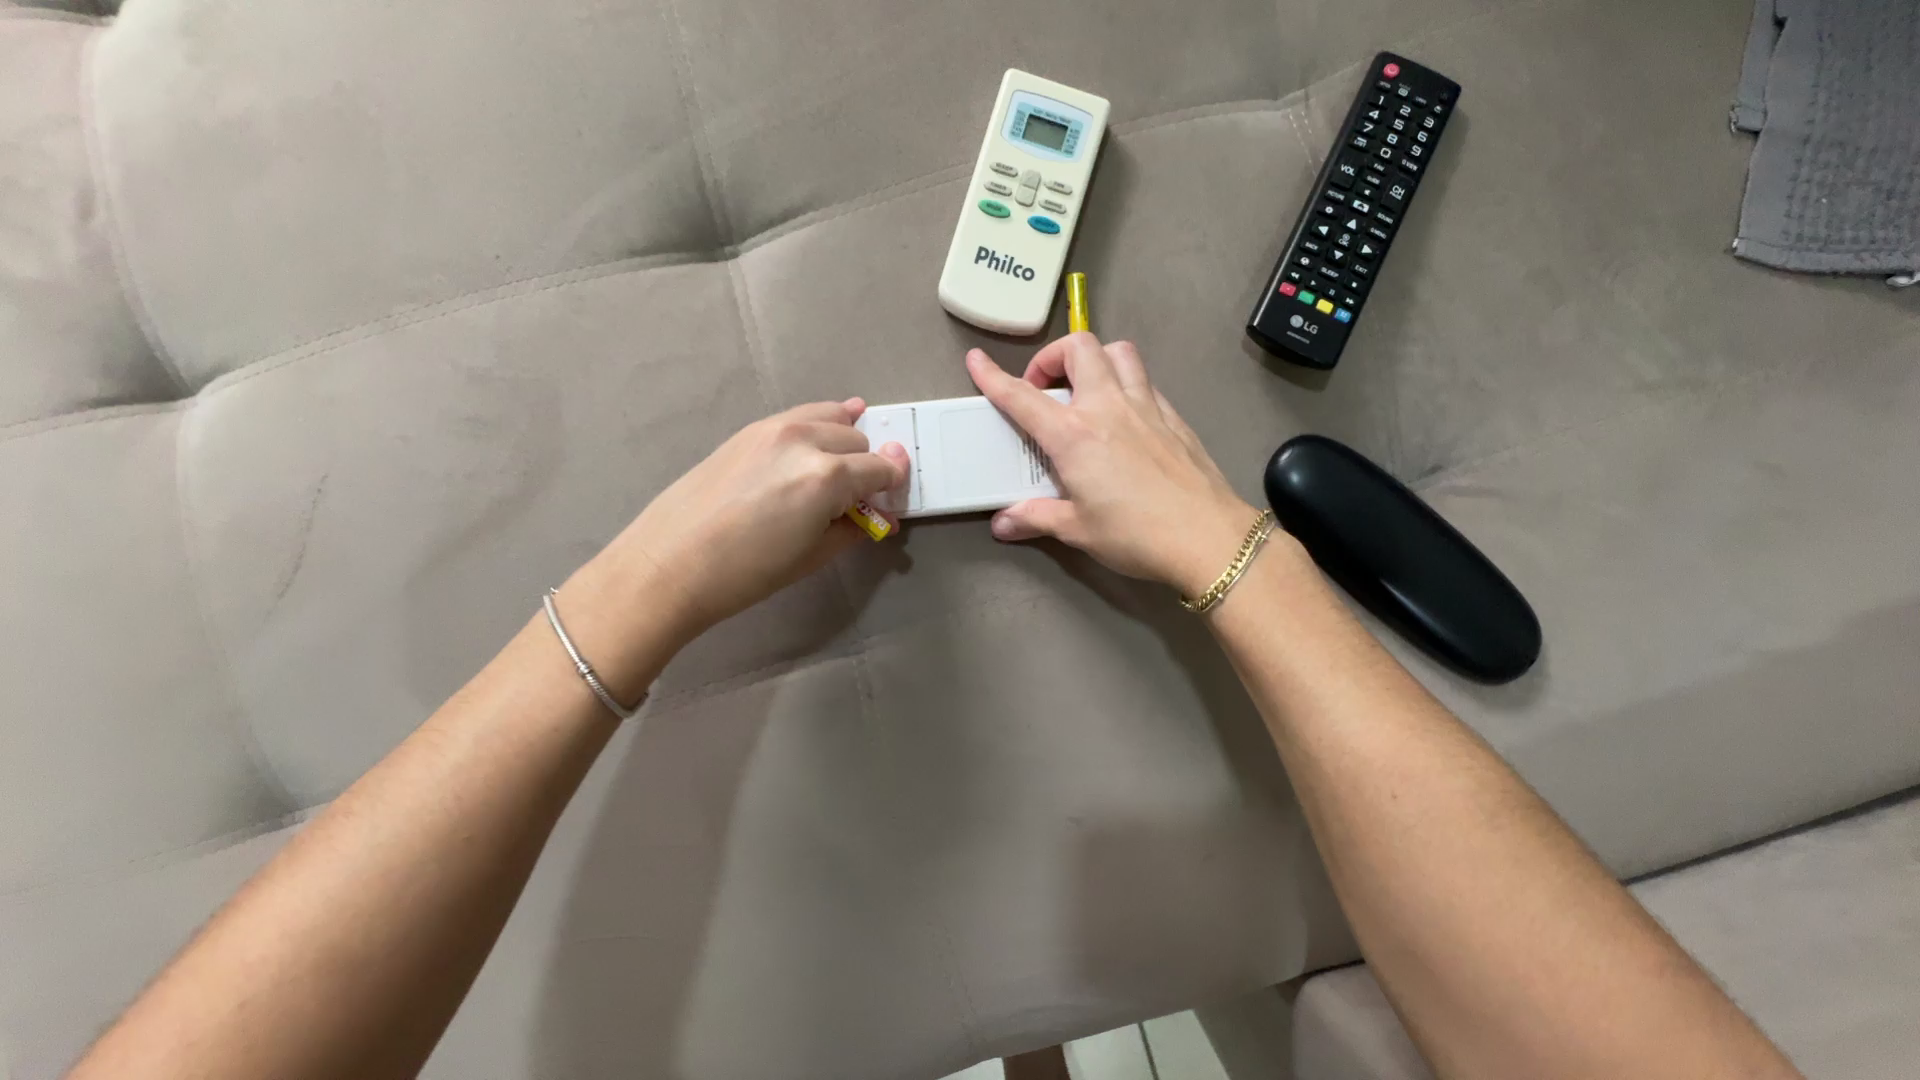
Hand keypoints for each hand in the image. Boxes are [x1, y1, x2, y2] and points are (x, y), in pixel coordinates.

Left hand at [561, 400, 908, 693]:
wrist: (669, 563)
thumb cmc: (746, 574)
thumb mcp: (812, 557)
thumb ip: (854, 527)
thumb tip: (878, 515)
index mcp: (827, 477)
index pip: (881, 469)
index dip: (891, 487)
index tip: (889, 503)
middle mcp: (806, 440)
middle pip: (860, 440)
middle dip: (865, 467)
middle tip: (854, 498)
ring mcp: (774, 428)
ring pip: (833, 417)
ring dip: (844, 441)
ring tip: (836, 468)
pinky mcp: (749, 429)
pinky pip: (801, 415)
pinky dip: (819, 423)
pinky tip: (819, 438)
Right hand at [965, 333, 1267, 598]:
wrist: (1208, 538)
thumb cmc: (1136, 535)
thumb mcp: (1077, 530)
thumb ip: (1036, 518)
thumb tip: (1004, 523)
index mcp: (1075, 435)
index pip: (1023, 397)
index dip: (994, 377)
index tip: (977, 362)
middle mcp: (1108, 407)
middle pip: (1079, 348)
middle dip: (1053, 357)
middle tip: (1045, 388)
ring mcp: (1146, 406)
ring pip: (1119, 352)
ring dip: (1095, 360)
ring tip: (1086, 389)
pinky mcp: (1173, 417)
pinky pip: (1145, 381)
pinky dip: (1126, 383)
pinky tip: (1123, 416)